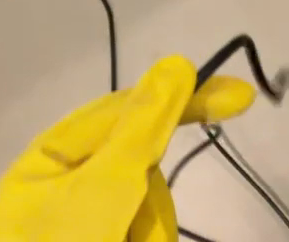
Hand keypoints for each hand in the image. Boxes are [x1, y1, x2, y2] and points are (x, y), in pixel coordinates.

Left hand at [0, 56, 255, 241]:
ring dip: (150, 232)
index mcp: (47, 162)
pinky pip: (145, 233)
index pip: (126, 110)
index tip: (240, 97)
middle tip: (153, 214)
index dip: (183, 98)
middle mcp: (63, 189)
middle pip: (138, 161)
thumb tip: (178, 63)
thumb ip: (143, 127)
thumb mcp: (103, 192)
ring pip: (148, 204)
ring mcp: (83, 229)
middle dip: (152, 195)